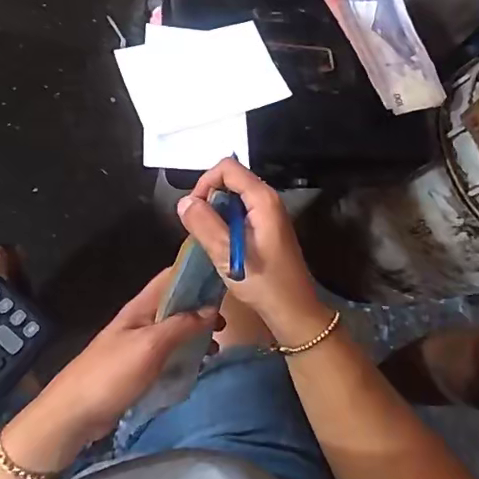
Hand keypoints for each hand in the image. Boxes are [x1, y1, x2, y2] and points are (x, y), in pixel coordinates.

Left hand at [6, 269, 219, 470]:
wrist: (73, 414)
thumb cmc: (111, 373)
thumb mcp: (151, 345)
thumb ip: (182, 325)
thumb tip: (211, 309)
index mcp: (141, 306)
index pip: (172, 276)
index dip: (197, 271)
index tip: (225, 276)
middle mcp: (142, 319)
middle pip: (177, 303)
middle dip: (202, 306)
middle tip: (227, 321)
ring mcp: (139, 344)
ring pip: (175, 329)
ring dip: (196, 333)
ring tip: (217, 345)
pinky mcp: (139, 367)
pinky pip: (169, 353)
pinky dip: (186, 354)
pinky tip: (199, 365)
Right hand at [176, 159, 327, 343]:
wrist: (294, 310)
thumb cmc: (264, 283)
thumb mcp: (228, 255)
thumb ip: (205, 225)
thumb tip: (184, 202)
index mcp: (263, 199)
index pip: (227, 168)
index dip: (205, 182)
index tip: (194, 210)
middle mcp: (268, 199)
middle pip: (230, 179)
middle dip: (209, 198)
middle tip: (199, 228)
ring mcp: (269, 213)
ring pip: (233, 197)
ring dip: (215, 212)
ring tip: (209, 239)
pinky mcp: (266, 227)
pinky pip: (240, 212)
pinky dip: (225, 223)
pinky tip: (222, 246)